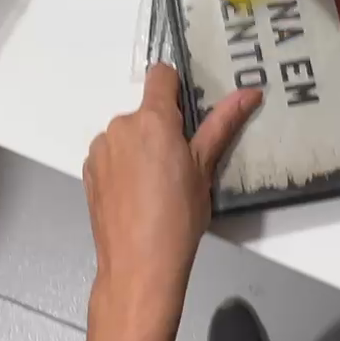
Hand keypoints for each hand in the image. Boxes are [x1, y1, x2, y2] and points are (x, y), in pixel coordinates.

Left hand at [83, 65, 260, 334]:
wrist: (138, 266)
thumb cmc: (179, 216)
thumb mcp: (205, 168)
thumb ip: (223, 123)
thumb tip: (251, 91)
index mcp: (152, 119)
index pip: (160, 75)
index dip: (175, 87)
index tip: (186, 113)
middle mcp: (120, 125)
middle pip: (145, 110)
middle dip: (160, 128)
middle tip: (178, 163)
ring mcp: (100, 149)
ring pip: (126, 134)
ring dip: (139, 147)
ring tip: (155, 185)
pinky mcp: (89, 171)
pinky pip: (110, 155)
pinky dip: (122, 165)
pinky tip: (135, 195)